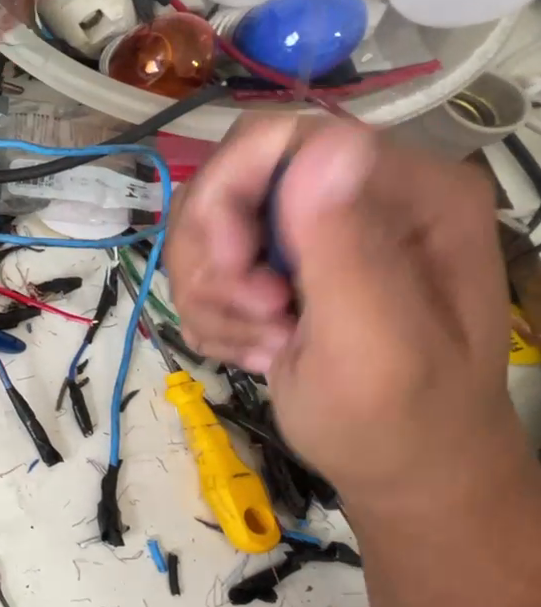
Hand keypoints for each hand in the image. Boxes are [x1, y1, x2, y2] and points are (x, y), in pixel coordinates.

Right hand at [164, 116, 518, 510]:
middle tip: (253, 315)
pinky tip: (254, 347)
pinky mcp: (277, 266)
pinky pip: (200, 271)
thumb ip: (346, 245)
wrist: (398, 466)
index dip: (228, 198)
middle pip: (224, 185)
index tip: (231, 271)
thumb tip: (326, 144)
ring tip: (261, 342)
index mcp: (406, 194)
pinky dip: (209, 315)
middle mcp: (355, 198)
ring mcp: (312, 232)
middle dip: (214, 259)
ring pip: (200, 232)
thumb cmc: (397, 415)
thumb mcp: (373, 338)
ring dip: (208, 296)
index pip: (277, 141)